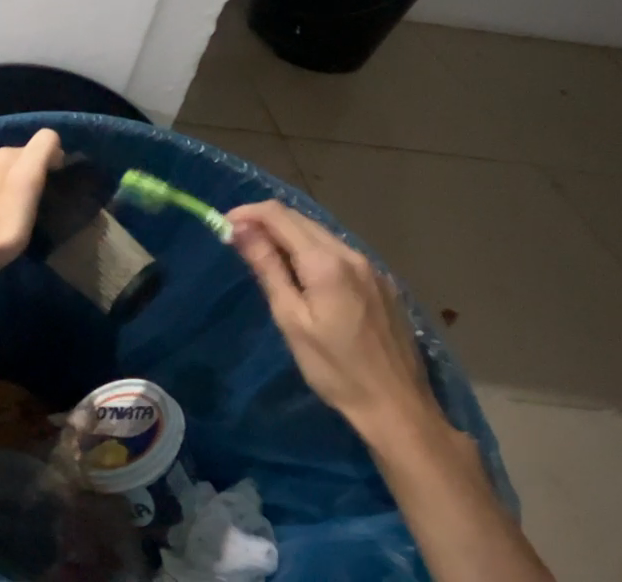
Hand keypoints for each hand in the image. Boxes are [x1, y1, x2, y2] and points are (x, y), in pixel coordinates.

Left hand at [0, 129, 62, 288]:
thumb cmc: (0, 224)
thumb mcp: (28, 182)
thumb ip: (41, 153)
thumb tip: (54, 144)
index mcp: (6, 156)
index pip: (44, 143)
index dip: (58, 161)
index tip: (62, 186)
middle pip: (27, 159)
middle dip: (41, 173)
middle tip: (51, 201)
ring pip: (11, 176)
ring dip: (23, 188)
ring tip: (31, 213)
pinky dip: (8, 199)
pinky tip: (8, 219)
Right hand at [229, 200, 440, 439]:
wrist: (399, 407)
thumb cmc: (336, 369)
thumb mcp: (291, 319)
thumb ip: (267, 268)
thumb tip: (239, 228)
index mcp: (327, 263)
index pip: (279, 216)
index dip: (247, 213)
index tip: (223, 227)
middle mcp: (352, 254)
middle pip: (300, 219)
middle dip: (265, 222)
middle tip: (237, 242)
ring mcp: (372, 267)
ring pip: (320, 234)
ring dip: (288, 236)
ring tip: (264, 258)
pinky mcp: (382, 283)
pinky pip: (338, 251)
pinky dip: (312, 251)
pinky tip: (302, 275)